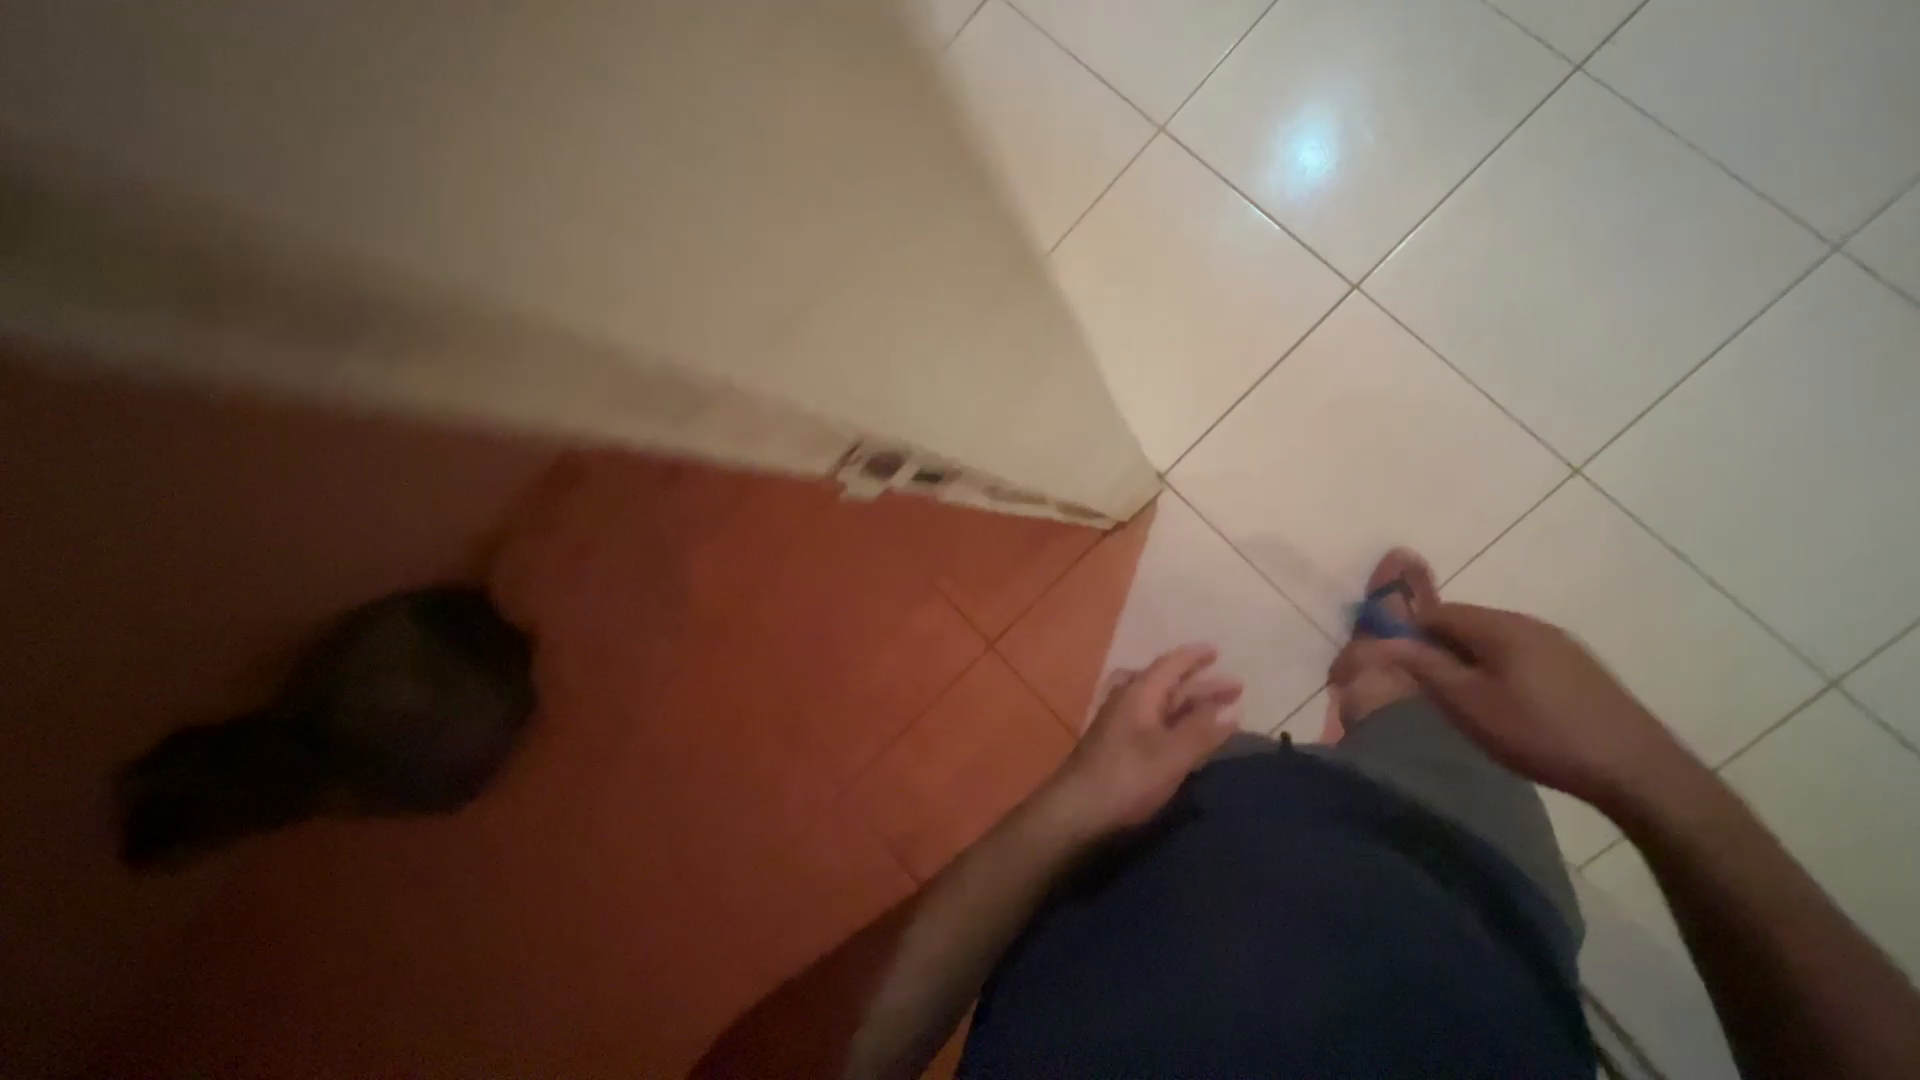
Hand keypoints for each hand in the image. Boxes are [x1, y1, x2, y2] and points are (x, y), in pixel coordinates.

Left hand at [1037, 644, 1243, 840]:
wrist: (1075, 810)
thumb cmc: (1127, 777)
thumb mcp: (1172, 754)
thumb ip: (1202, 731)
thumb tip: (1232, 709)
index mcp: (1139, 693)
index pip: (1170, 665)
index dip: (1194, 657)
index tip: (1217, 650)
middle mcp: (1126, 700)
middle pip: (1167, 684)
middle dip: (1200, 685)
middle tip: (1234, 687)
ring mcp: (1118, 723)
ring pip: (1158, 703)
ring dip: (1186, 703)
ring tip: (1213, 707)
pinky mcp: (1115, 744)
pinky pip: (1150, 720)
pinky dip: (1172, 721)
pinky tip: (1183, 734)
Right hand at [1341, 603, 1695, 810]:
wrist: (1637, 770)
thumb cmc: (1539, 733)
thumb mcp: (1468, 704)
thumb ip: (1425, 668)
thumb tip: (1384, 641)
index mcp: (1501, 626)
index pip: (1437, 612)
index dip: (1409, 635)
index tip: (1398, 669)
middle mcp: (1531, 624)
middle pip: (1467, 624)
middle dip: (1439, 649)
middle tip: (1428, 691)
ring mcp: (1561, 645)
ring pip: (1495, 642)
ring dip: (1470, 663)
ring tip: (1464, 702)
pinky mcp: (1580, 669)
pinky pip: (1522, 657)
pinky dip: (1500, 672)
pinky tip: (1506, 707)